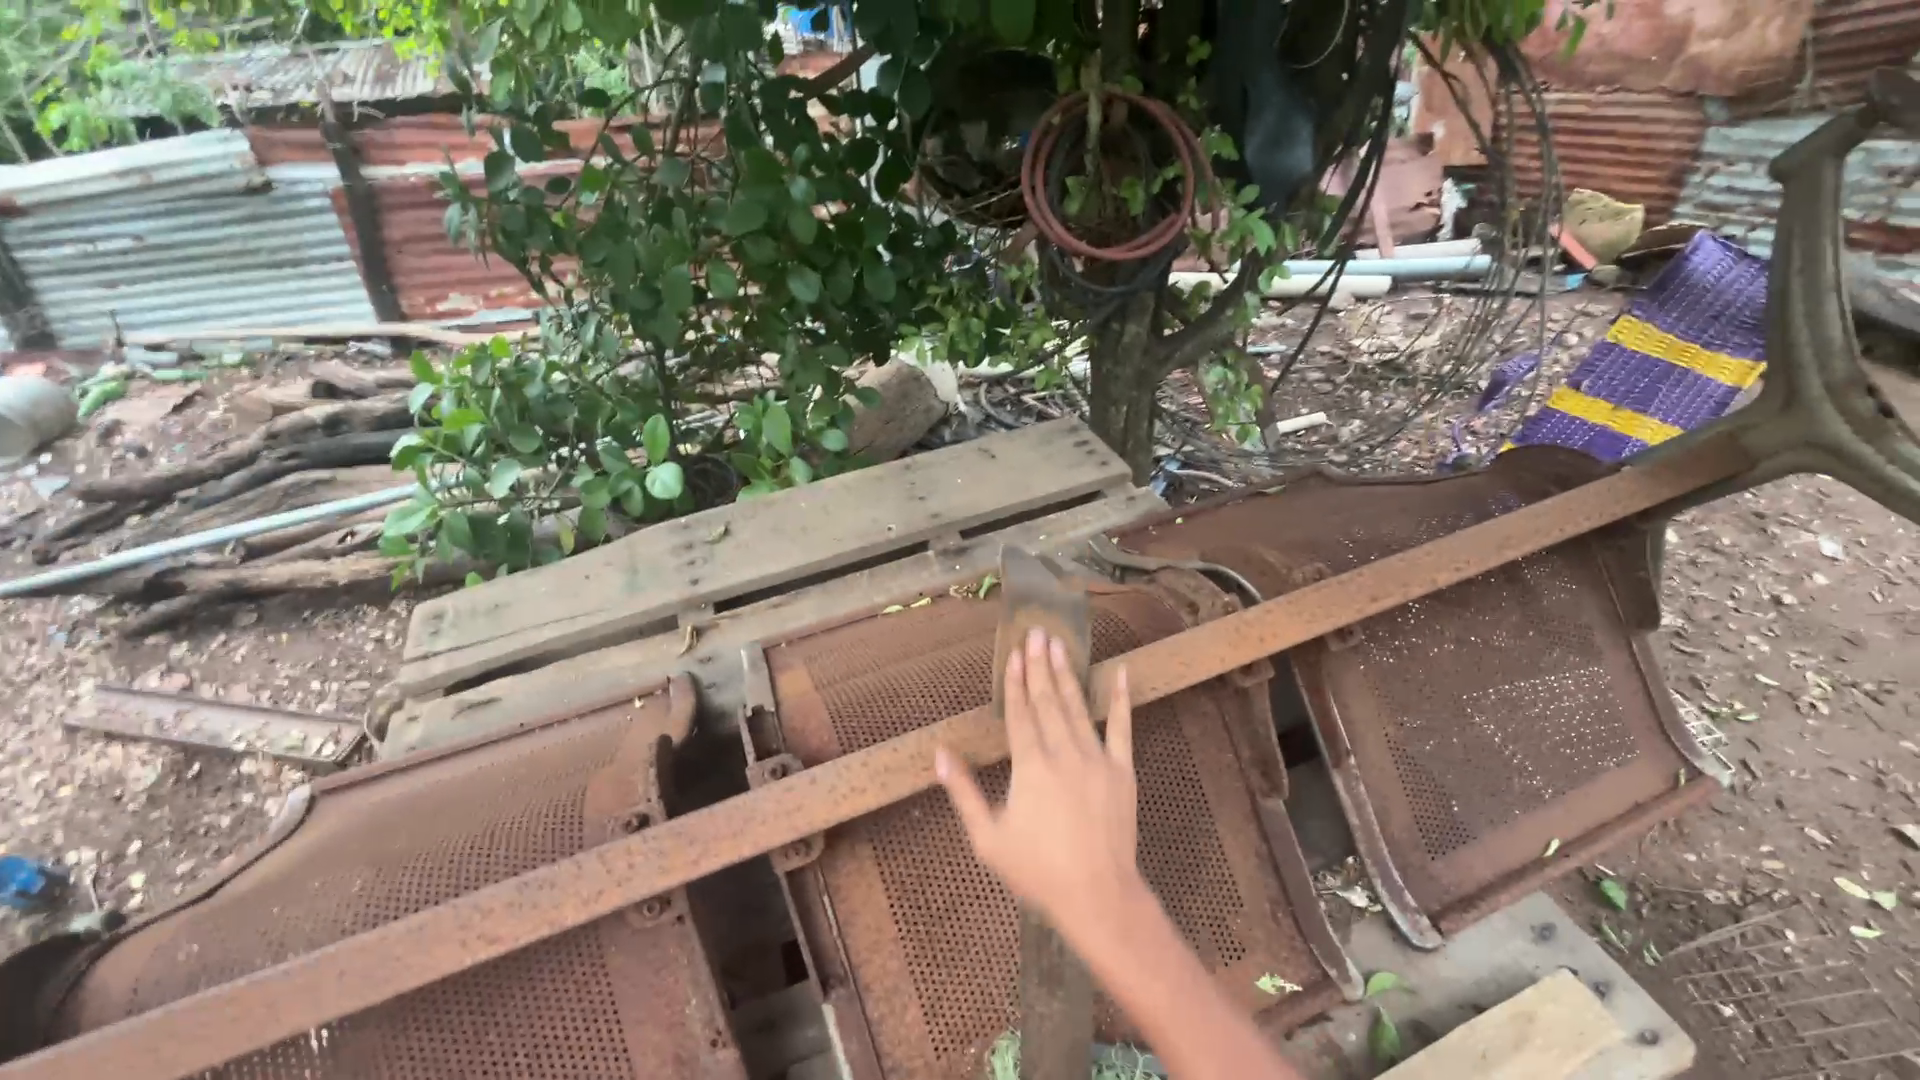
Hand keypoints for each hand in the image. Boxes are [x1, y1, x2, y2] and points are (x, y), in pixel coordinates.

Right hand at [934, 626, 1143, 930]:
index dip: (1016, 682)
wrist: (1097, 896)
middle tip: (1037, 632)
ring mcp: (1096, 760)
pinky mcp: (1122, 772)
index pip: (1021, 714)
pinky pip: (1122, 729)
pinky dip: (1120, 700)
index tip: (1014, 654)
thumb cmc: (1037, 871)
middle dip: (1040, 666)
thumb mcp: (987, 838)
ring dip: (1067, 675)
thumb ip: (964, 793)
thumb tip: (940, 755)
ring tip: (1060, 645)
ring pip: (1077, 708)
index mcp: (1031, 767)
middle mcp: (1063, 754)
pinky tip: (1120, 674)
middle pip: (1048, 701)